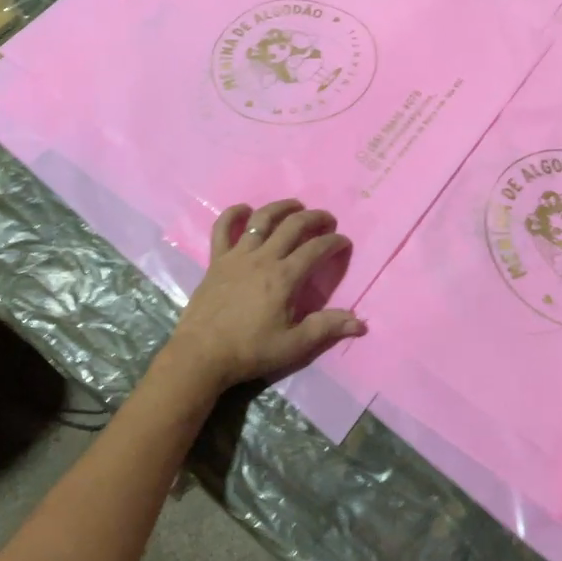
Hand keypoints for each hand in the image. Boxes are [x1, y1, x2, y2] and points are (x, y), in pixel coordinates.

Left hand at [163, 199, 365, 392]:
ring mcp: (238, 255)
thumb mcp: (293, 346)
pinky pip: (223, 228)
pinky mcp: (217, 260)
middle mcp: (263, 258)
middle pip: (293, 226)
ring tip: (295, 205)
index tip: (343, 242)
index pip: (316, 249)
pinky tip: (244, 209)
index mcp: (284, 277)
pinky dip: (233, 214)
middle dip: (314, 218)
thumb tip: (360, 322)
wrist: (201, 355)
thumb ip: (325, 328)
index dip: (333, 242)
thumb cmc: (250, 351)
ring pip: (262, 219)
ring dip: (281, 207)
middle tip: (327, 219)